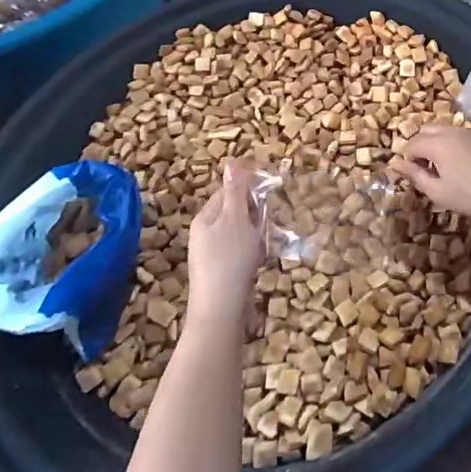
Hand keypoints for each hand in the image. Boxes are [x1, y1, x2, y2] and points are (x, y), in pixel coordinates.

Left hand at [186, 162, 264, 326]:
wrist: (221, 309)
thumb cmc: (230, 258)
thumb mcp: (235, 219)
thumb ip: (235, 191)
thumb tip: (231, 162)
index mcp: (205, 217)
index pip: (227, 192)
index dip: (248, 192)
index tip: (266, 199)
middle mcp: (204, 234)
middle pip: (235, 213)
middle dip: (254, 217)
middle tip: (264, 228)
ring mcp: (211, 255)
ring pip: (240, 234)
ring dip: (256, 236)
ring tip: (262, 248)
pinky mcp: (221, 272)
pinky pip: (240, 252)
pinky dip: (252, 254)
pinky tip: (258, 263)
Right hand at [388, 124, 470, 222]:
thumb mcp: (439, 192)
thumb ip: (416, 176)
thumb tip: (398, 164)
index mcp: (437, 143)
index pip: (412, 143)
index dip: (408, 159)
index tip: (416, 176)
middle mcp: (452, 131)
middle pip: (426, 130)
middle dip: (421, 145)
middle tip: (428, 169)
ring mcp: (470, 131)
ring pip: (445, 130)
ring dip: (438, 143)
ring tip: (446, 168)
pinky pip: (461, 134)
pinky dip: (455, 144)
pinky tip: (466, 164)